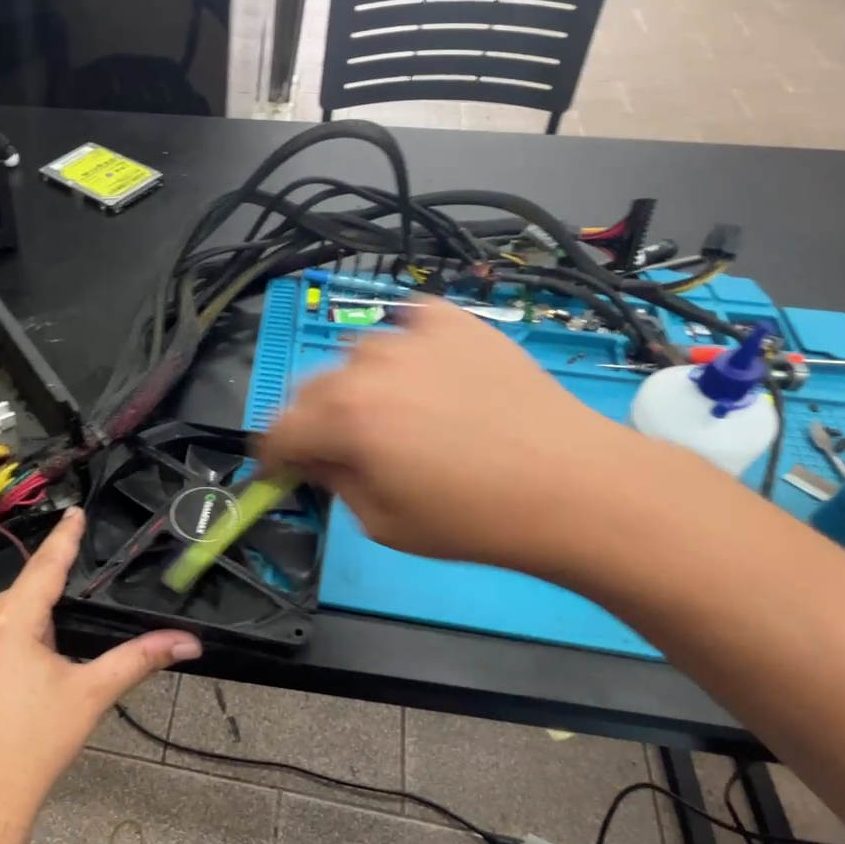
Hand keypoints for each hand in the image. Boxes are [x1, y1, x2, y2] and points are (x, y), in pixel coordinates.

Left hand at [0, 508, 202, 823]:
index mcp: (11, 623)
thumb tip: (188, 641)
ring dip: (9, 642)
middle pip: (17, 605)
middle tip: (51, 670)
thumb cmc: (37, 745)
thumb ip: (139, 658)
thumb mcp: (91, 695)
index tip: (74, 512)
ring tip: (19, 693)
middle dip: (38, 625)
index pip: (45, 568)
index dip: (64, 539)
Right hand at [256, 300, 656, 572]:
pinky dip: (402, 344)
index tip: (284, 473)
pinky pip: (406, 321)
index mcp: (343, 418)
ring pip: (356, 356)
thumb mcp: (381, 522)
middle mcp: (367, 366)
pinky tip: (423, 370)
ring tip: (397, 414)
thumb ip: (333, 481)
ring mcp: (413, 336)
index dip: (273, 458)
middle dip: (313, 423)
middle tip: (342, 452)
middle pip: (309, 390)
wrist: (571, 485)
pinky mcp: (455, 321)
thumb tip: (315, 459)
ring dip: (358, 385)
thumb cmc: (472, 518)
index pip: (277, 431)